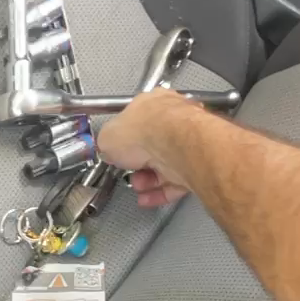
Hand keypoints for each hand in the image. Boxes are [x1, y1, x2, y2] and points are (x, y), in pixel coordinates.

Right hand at [96, 89, 201, 207]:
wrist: (175, 145)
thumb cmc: (148, 131)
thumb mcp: (107, 136)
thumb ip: (106, 142)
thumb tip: (106, 148)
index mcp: (153, 102)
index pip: (135, 120)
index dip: (123, 139)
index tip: (116, 151)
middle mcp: (173, 118)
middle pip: (150, 145)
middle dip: (136, 164)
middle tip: (127, 170)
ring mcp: (185, 140)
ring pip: (162, 165)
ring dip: (146, 179)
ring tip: (137, 184)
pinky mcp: (193, 162)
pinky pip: (174, 181)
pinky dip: (159, 192)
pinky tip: (148, 197)